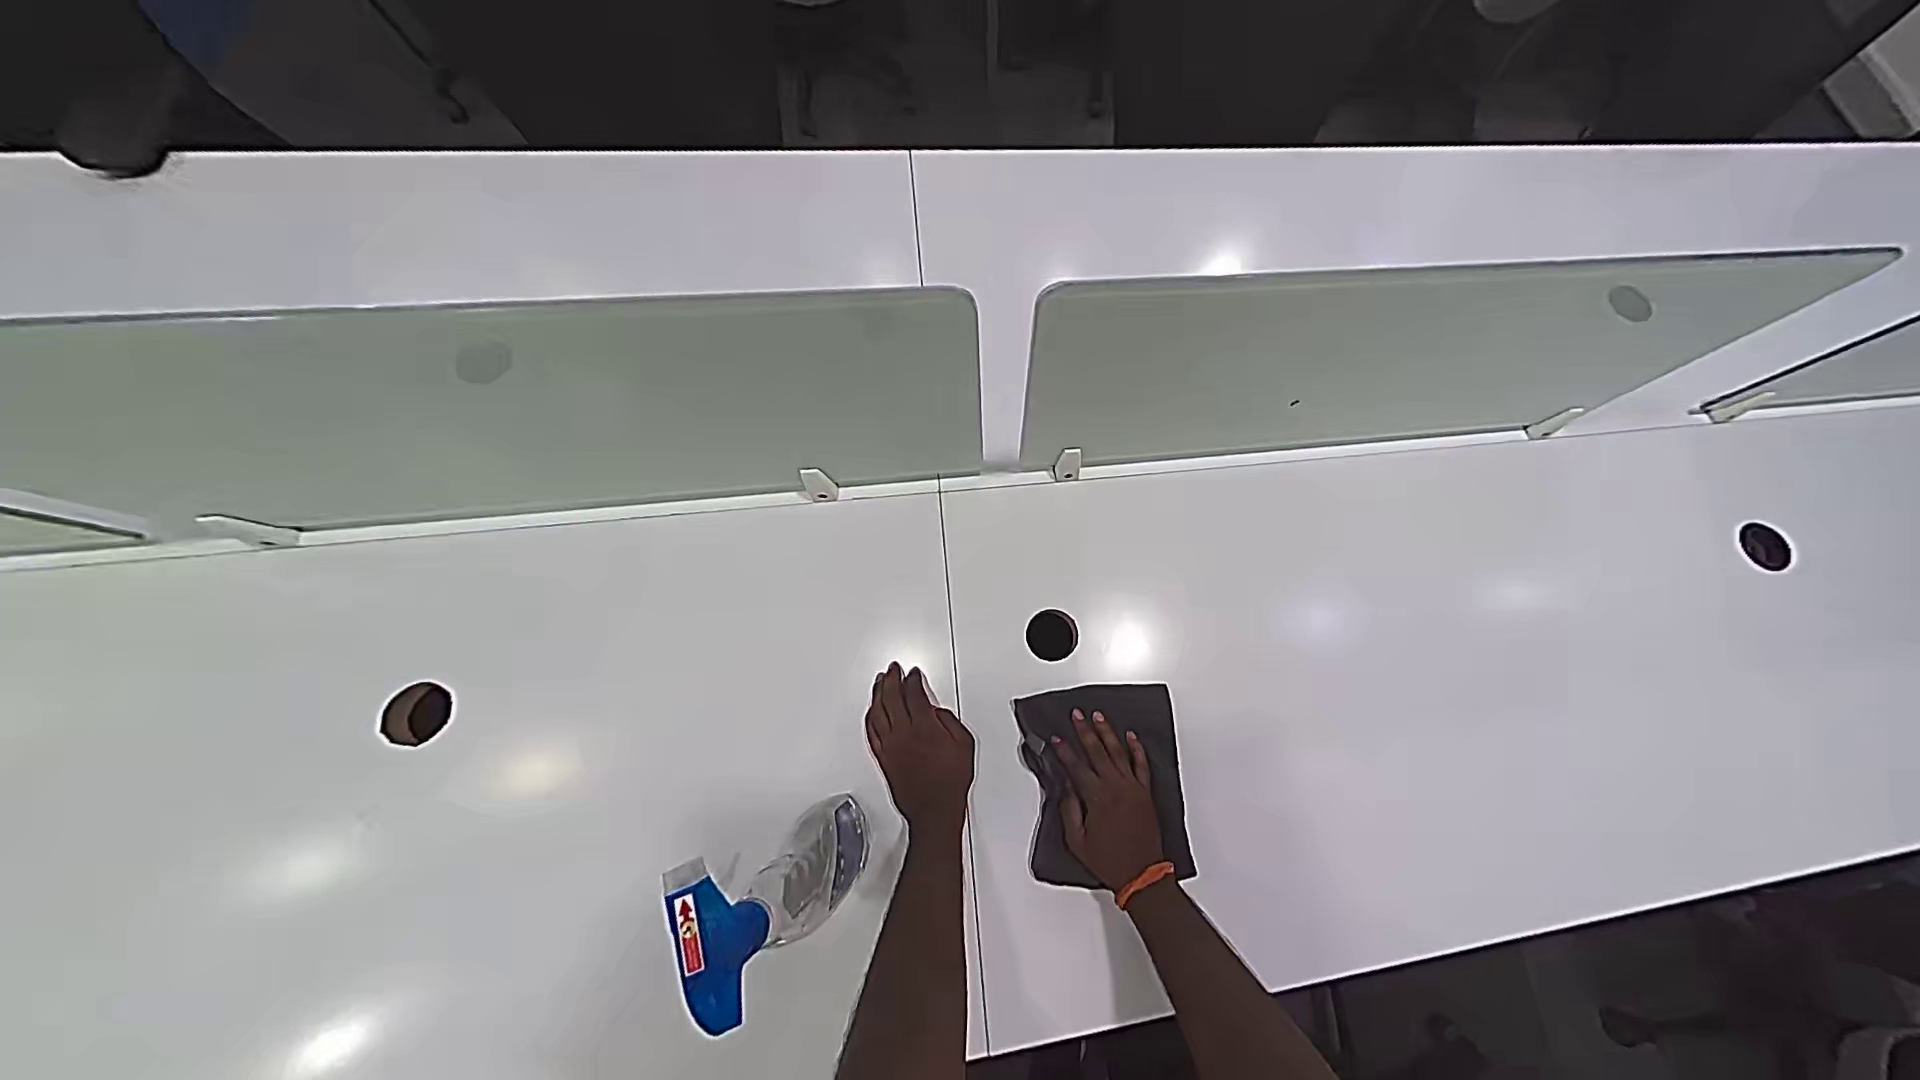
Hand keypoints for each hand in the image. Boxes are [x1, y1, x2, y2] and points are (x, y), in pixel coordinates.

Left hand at [866, 662, 974, 836]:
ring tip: (880, 681)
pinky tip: (871, 710)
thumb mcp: (964, 744)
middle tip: (893, 669)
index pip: (914, 693)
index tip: (913, 673)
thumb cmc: (950, 782)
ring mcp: (890, 745)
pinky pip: (871, 730)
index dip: (913, 679)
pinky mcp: (882, 757)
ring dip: (878, 692)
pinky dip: (870, 716)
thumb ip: (949, 721)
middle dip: (892, 678)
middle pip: (892, 696)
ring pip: (878, 710)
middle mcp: (903, 733)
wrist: (934, 811)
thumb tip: (936, 711)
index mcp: (925, 727)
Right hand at [1052, 709, 1164, 891]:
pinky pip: (1141, 765)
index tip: (1056, 738)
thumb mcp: (1077, 841)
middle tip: (1076, 715)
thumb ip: (1069, 811)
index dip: (1065, 750)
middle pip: (1096, 751)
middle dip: (1084, 730)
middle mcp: (1115, 787)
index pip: (1076, 766)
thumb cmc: (1110, 860)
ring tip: (1098, 716)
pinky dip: (1136, 748)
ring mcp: (1132, 787)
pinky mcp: (1145, 792)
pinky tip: (1131, 736)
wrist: (1142, 874)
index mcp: (1096, 797)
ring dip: (1107, 732)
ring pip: (1118, 751)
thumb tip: (1065, 790)